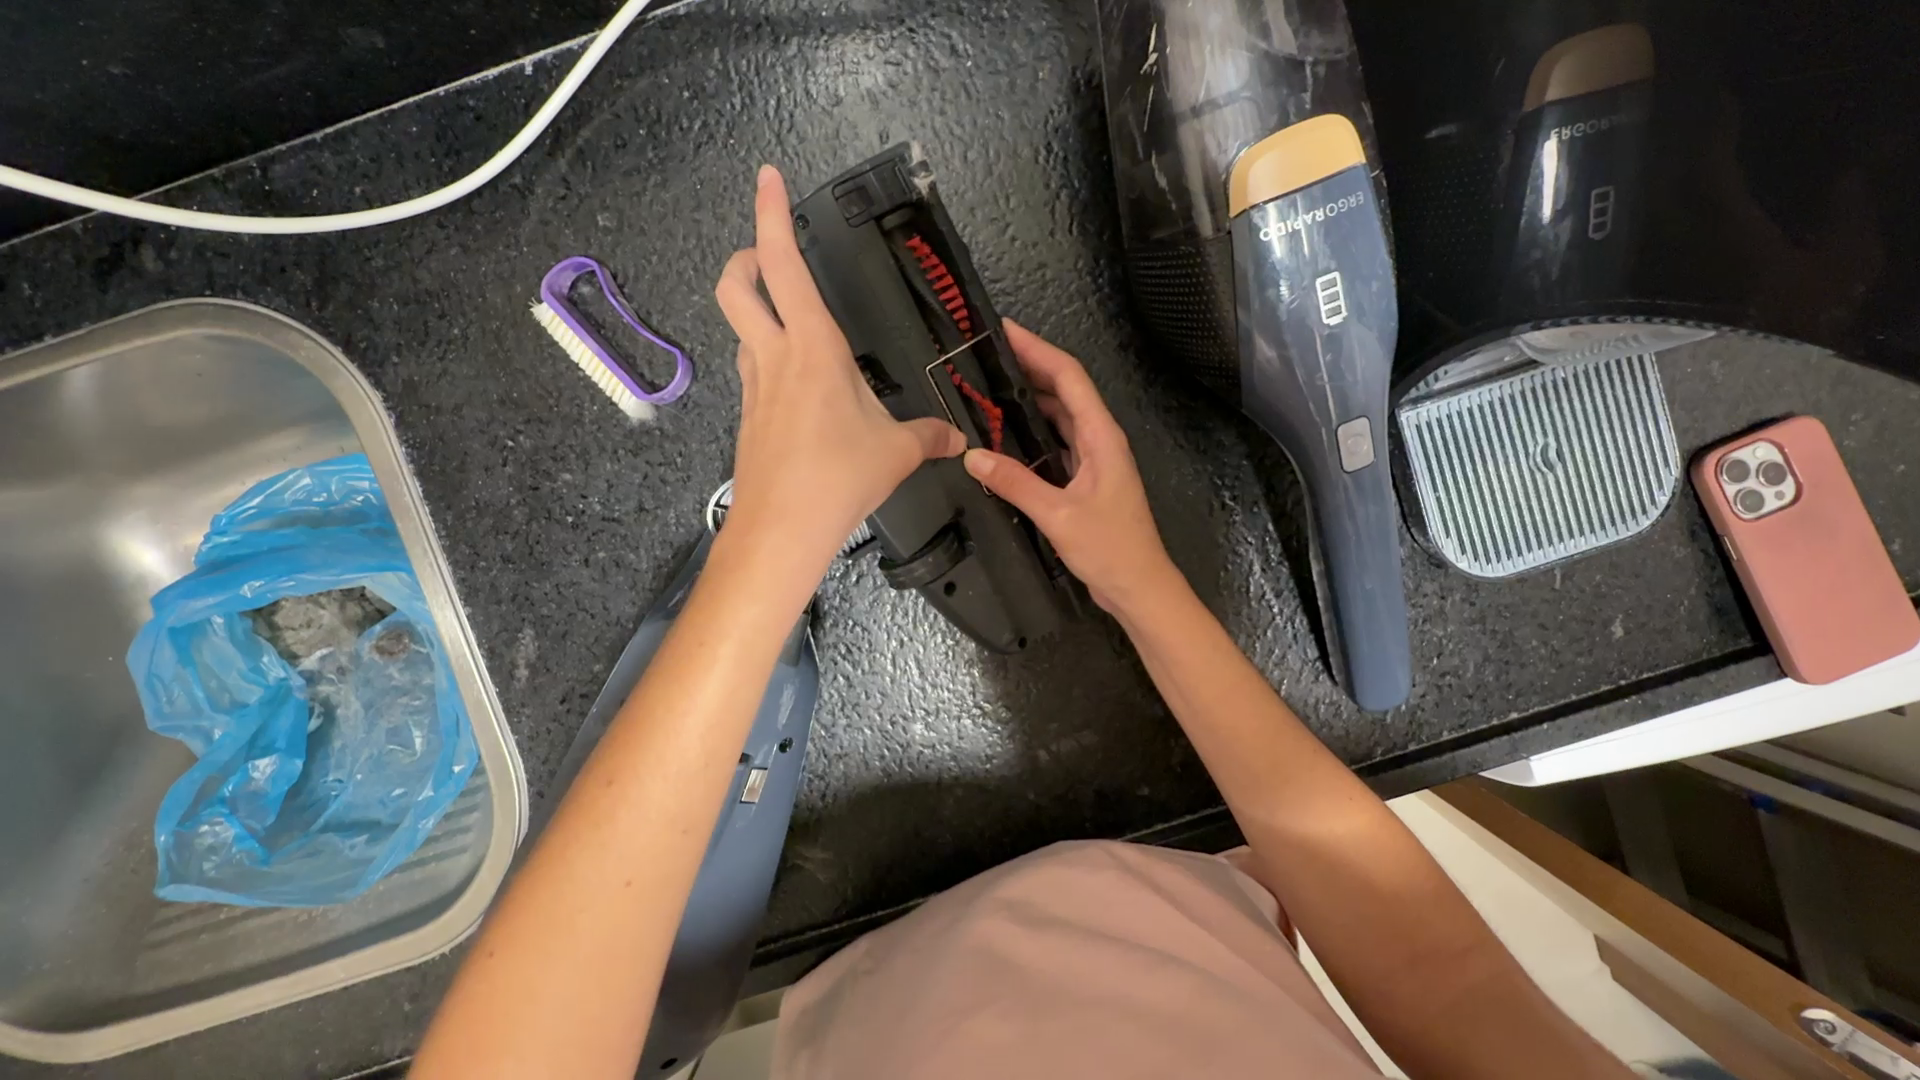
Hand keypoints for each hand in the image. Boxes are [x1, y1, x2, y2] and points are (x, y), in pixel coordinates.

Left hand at [715, 165, 964, 577]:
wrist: (782, 528)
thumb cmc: (838, 479)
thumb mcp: (897, 451)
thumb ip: (930, 436)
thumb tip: (957, 440)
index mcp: (813, 348)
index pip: (782, 264)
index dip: (770, 214)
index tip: (767, 177)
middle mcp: (774, 357)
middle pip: (734, 285)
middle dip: (744, 256)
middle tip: (766, 255)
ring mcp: (754, 387)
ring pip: (741, 328)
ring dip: (757, 309)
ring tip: (791, 320)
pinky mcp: (748, 417)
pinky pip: (753, 370)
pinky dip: (768, 358)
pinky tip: (798, 387)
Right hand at [962, 321, 1180, 615]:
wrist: (1138, 586)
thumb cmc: (1110, 549)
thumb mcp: (1058, 515)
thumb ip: (1015, 483)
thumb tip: (973, 456)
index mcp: (1101, 437)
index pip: (1068, 378)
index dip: (1037, 350)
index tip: (1004, 330)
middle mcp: (1099, 440)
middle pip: (1064, 390)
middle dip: (1029, 367)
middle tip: (986, 355)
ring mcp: (1093, 460)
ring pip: (1060, 417)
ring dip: (1030, 399)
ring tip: (990, 387)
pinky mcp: (1085, 480)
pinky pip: (1056, 443)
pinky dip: (1032, 432)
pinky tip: (1006, 435)